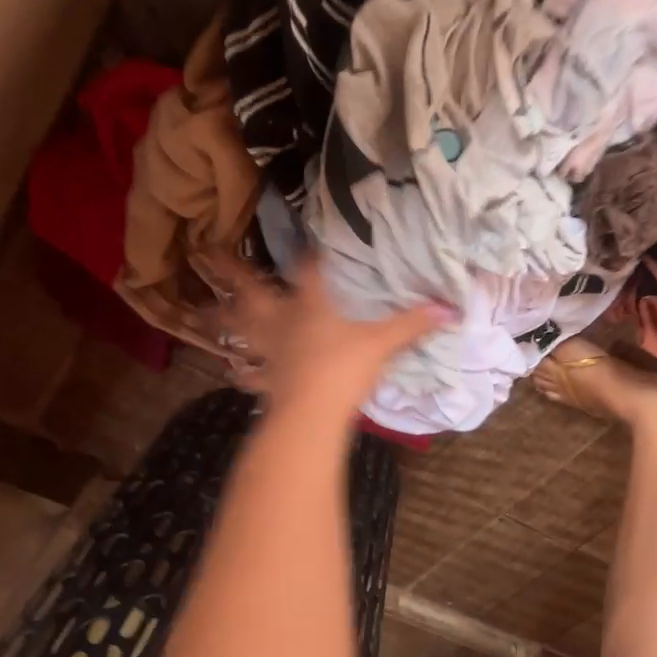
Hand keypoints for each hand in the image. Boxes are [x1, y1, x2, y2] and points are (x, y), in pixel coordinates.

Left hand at [199, 251, 448, 414]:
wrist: (310, 414)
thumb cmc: (344, 368)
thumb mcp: (384, 343)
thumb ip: (413, 324)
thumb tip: (452, 308)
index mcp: (312, 307)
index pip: (310, 272)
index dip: (311, 255)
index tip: (308, 241)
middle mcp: (284, 323)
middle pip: (256, 294)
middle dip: (237, 276)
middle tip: (210, 255)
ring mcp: (271, 352)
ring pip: (242, 331)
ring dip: (225, 320)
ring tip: (205, 311)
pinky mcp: (268, 380)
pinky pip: (252, 374)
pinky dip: (245, 372)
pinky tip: (239, 372)